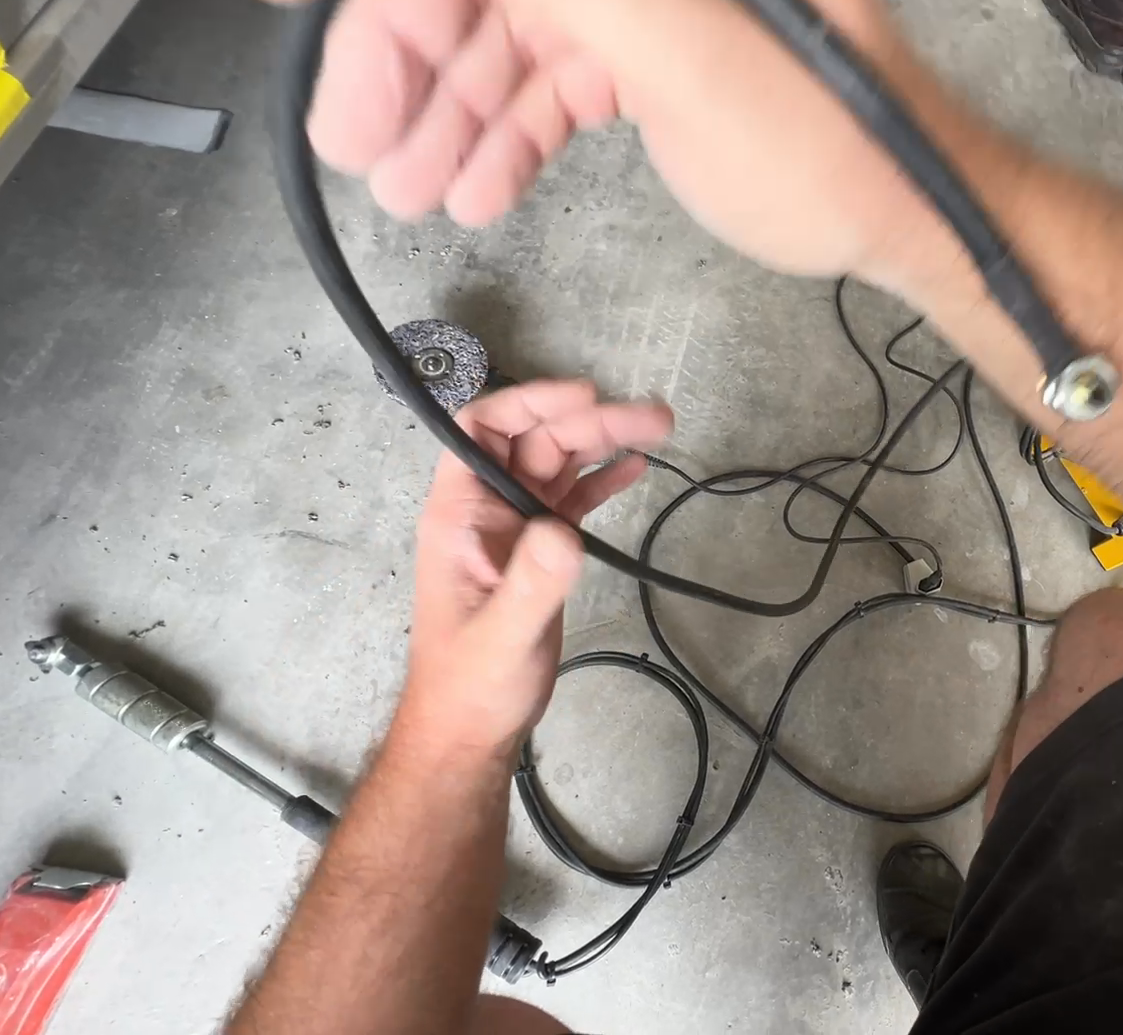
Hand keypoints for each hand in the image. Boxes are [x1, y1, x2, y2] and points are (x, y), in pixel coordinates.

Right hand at [232, 0, 963, 282]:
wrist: (902, 220)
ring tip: (406, 186)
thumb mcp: (683, 52)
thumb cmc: (828, 148)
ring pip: (518, 34)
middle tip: (357, 142)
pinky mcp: (660, 60)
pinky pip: (563, 83)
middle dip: (411, 55)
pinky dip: (518, 134)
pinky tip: (478, 186)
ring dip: (455, 111)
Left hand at [400, 380, 671, 754]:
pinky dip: (604, 480)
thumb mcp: (502, 636)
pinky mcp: (544, 549)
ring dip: (606, 444)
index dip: (530, 403)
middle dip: (592, 423)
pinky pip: (575, 499)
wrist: (473, 727)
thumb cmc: (473, 683)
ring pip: (561, 465)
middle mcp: (489, 508)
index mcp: (462, 512)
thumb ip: (532, 582)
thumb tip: (566, 530)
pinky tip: (636, 469)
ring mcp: (519, 528)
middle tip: (654, 419)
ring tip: (660, 431)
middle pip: (538, 442)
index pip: (484, 432)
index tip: (585, 395)